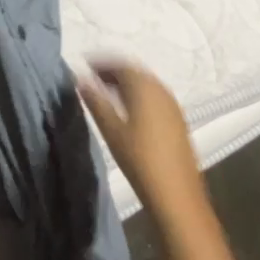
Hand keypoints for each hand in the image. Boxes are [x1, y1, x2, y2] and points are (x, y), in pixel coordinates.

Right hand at [77, 63, 199, 202]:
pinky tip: (129, 109)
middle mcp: (161, 90)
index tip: (83, 65)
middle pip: (134, 71)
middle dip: (113, 71)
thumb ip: (95, 102)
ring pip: (146, 83)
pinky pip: (155, 96)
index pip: (119, 64)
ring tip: (107, 92)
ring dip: (127, 83)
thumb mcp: (111, 130)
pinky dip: (139, 94)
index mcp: (144, 88)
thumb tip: (80, 80)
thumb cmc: (139, 160)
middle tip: (93, 77)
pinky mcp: (178, 121)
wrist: (177, 196)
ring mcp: (173, 106)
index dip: (100, 62)